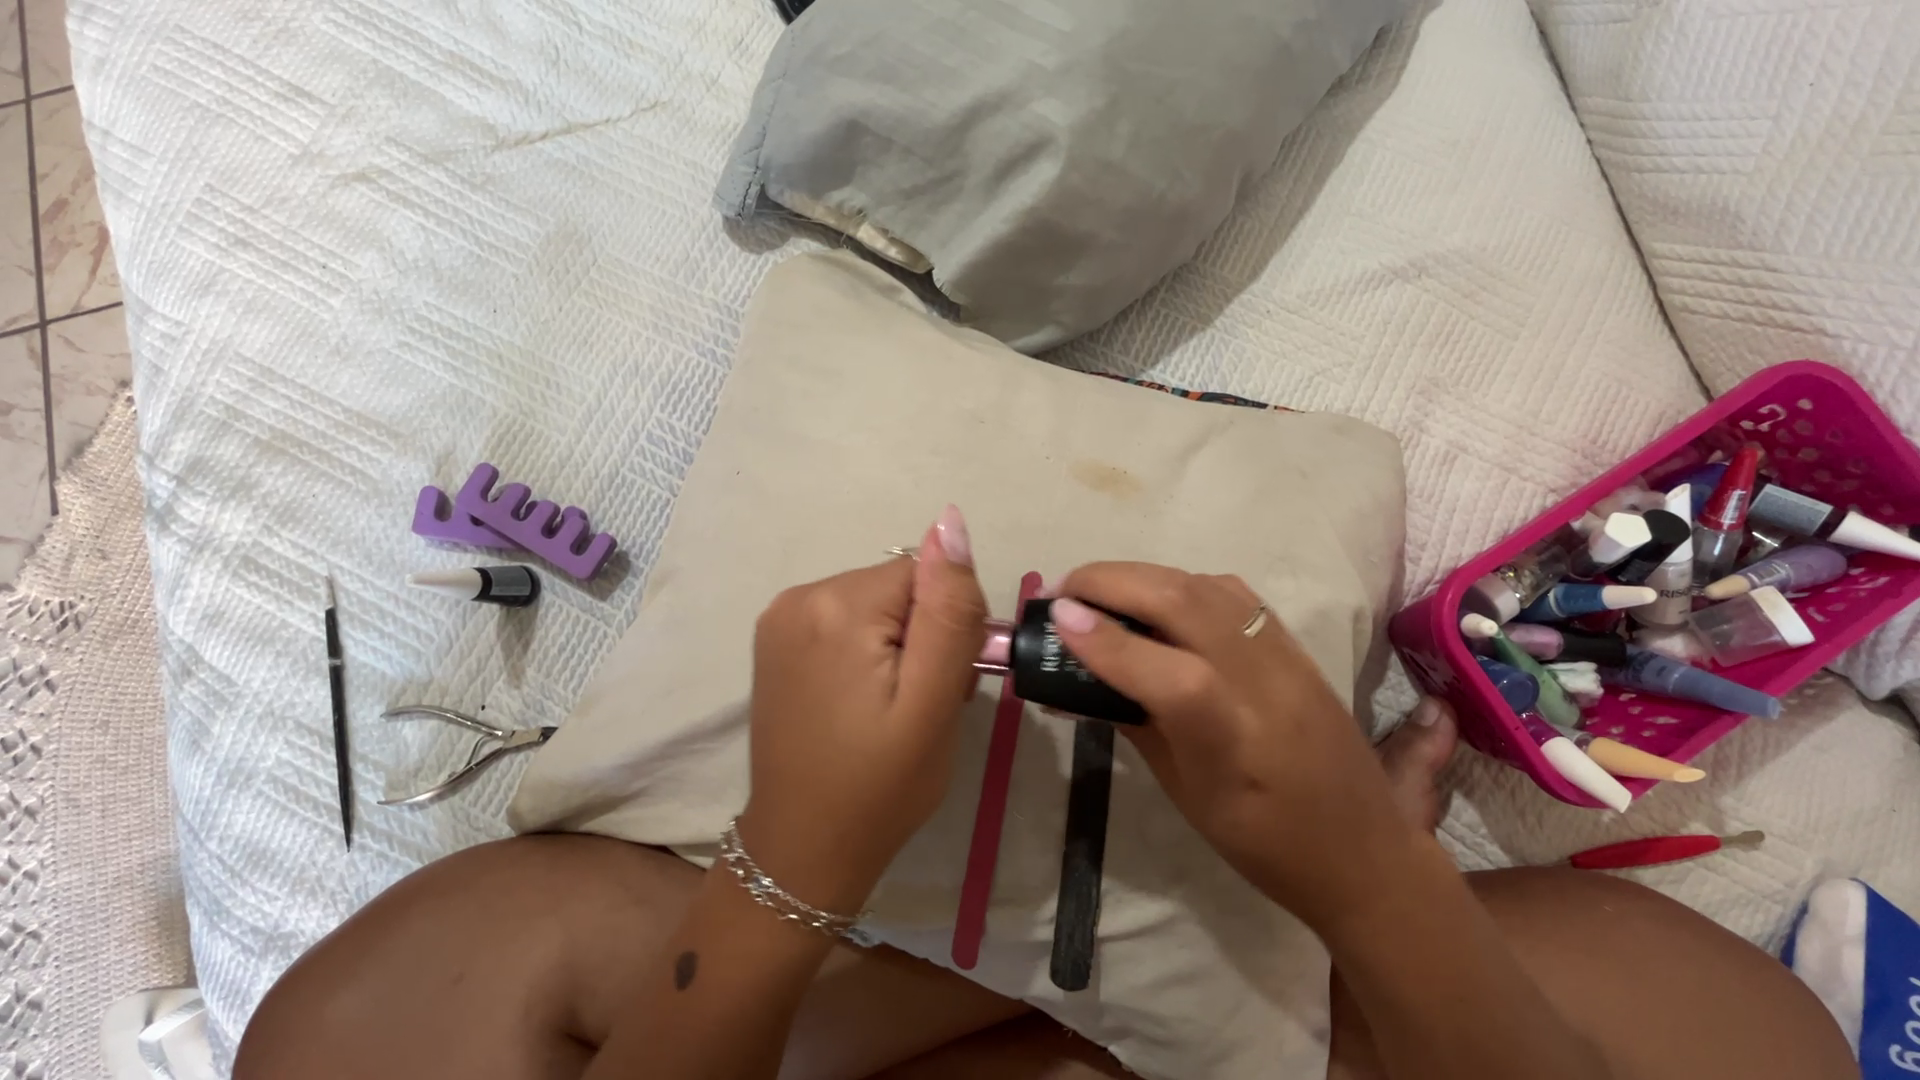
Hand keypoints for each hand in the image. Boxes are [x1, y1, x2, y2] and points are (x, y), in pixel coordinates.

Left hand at [737, 506, 988, 915]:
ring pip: (873, 603)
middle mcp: (799, 596)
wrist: (804, 847)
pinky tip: (862, 700)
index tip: (944, 681)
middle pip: (897, 586)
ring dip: (896, 643)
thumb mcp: (933, 700)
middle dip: (922, 633)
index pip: (925, 574)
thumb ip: (948, 609)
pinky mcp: (774, 642)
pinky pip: (842, 620)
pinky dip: (865, 650)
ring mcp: (779, 619)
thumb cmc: (881, 784)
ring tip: (892, 707)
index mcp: (839, 605)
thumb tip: (951, 519)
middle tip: (922, 702)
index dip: (949, 624)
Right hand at [1047, 562, 1419, 930]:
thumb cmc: (1264, 843)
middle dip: (1113, 583)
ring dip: (1144, 575)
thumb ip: (1136, 725)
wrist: (1365, 851)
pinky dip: (1183, 583)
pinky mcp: (1296, 647)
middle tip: (1063, 590)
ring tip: (1100, 588)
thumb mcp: (1187, 794)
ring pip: (1208, 587)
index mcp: (1236, 745)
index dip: (1108, 642)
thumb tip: (1079, 679)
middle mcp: (1266, 687)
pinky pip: (1234, 595)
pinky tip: (1159, 599)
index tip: (1056, 615)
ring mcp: (1286, 659)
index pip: (1169, 676)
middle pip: (1186, 605)